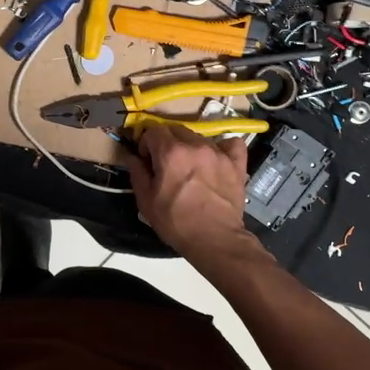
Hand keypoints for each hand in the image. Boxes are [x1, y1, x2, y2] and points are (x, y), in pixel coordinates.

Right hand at [127, 125, 257, 261]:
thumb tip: (133, 157)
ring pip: (199, 137)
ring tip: (190, 167)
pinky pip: (231, 144)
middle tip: (165, 164)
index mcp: (171, 152)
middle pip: (176, 130)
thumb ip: (137, 172)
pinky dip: (223, 147)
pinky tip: (216, 158)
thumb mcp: (146, 200)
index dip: (146, 143)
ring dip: (190, 146)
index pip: (153, 131)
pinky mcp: (236, 164)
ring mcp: (219, 153)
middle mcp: (196, 146)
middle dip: (167, 142)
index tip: (146, 160)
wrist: (214, 239)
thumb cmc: (175, 221)